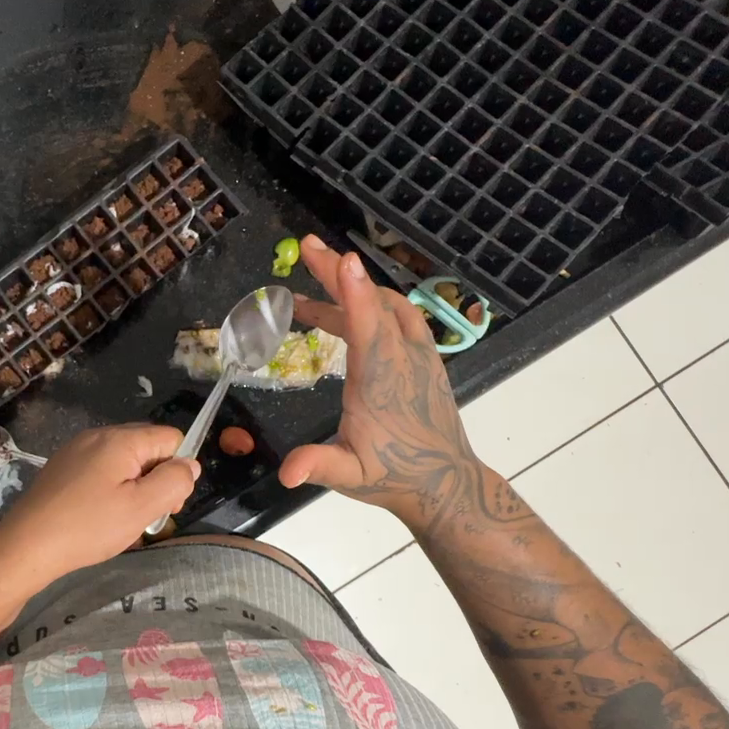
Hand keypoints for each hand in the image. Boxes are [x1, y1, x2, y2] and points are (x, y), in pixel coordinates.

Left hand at [0, 424, 198, 586]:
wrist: (26, 546)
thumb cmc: (88, 527)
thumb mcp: (141, 507)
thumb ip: (174, 482)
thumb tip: (189, 465)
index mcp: (119, 439)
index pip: (170, 438)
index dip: (177, 469)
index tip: (167, 504)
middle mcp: (97, 436)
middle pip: (146, 448)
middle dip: (155, 480)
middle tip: (145, 517)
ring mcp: (75, 451)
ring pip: (123, 462)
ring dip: (132, 489)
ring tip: (120, 521)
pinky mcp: (62, 469)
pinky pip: (99, 472)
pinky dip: (108, 491)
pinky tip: (97, 518)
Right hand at [277, 234, 485, 531]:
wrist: (443, 482)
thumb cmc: (391, 476)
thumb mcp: (349, 475)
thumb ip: (317, 466)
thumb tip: (286, 474)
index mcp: (381, 383)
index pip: (369, 329)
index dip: (354, 294)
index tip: (343, 259)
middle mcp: (404, 359)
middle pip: (374, 303)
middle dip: (339, 272)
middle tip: (307, 246)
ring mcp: (419, 355)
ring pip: (387, 305)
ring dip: (351, 288)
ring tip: (310, 286)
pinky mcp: (423, 357)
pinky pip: (397, 316)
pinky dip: (368, 304)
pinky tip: (344, 312)